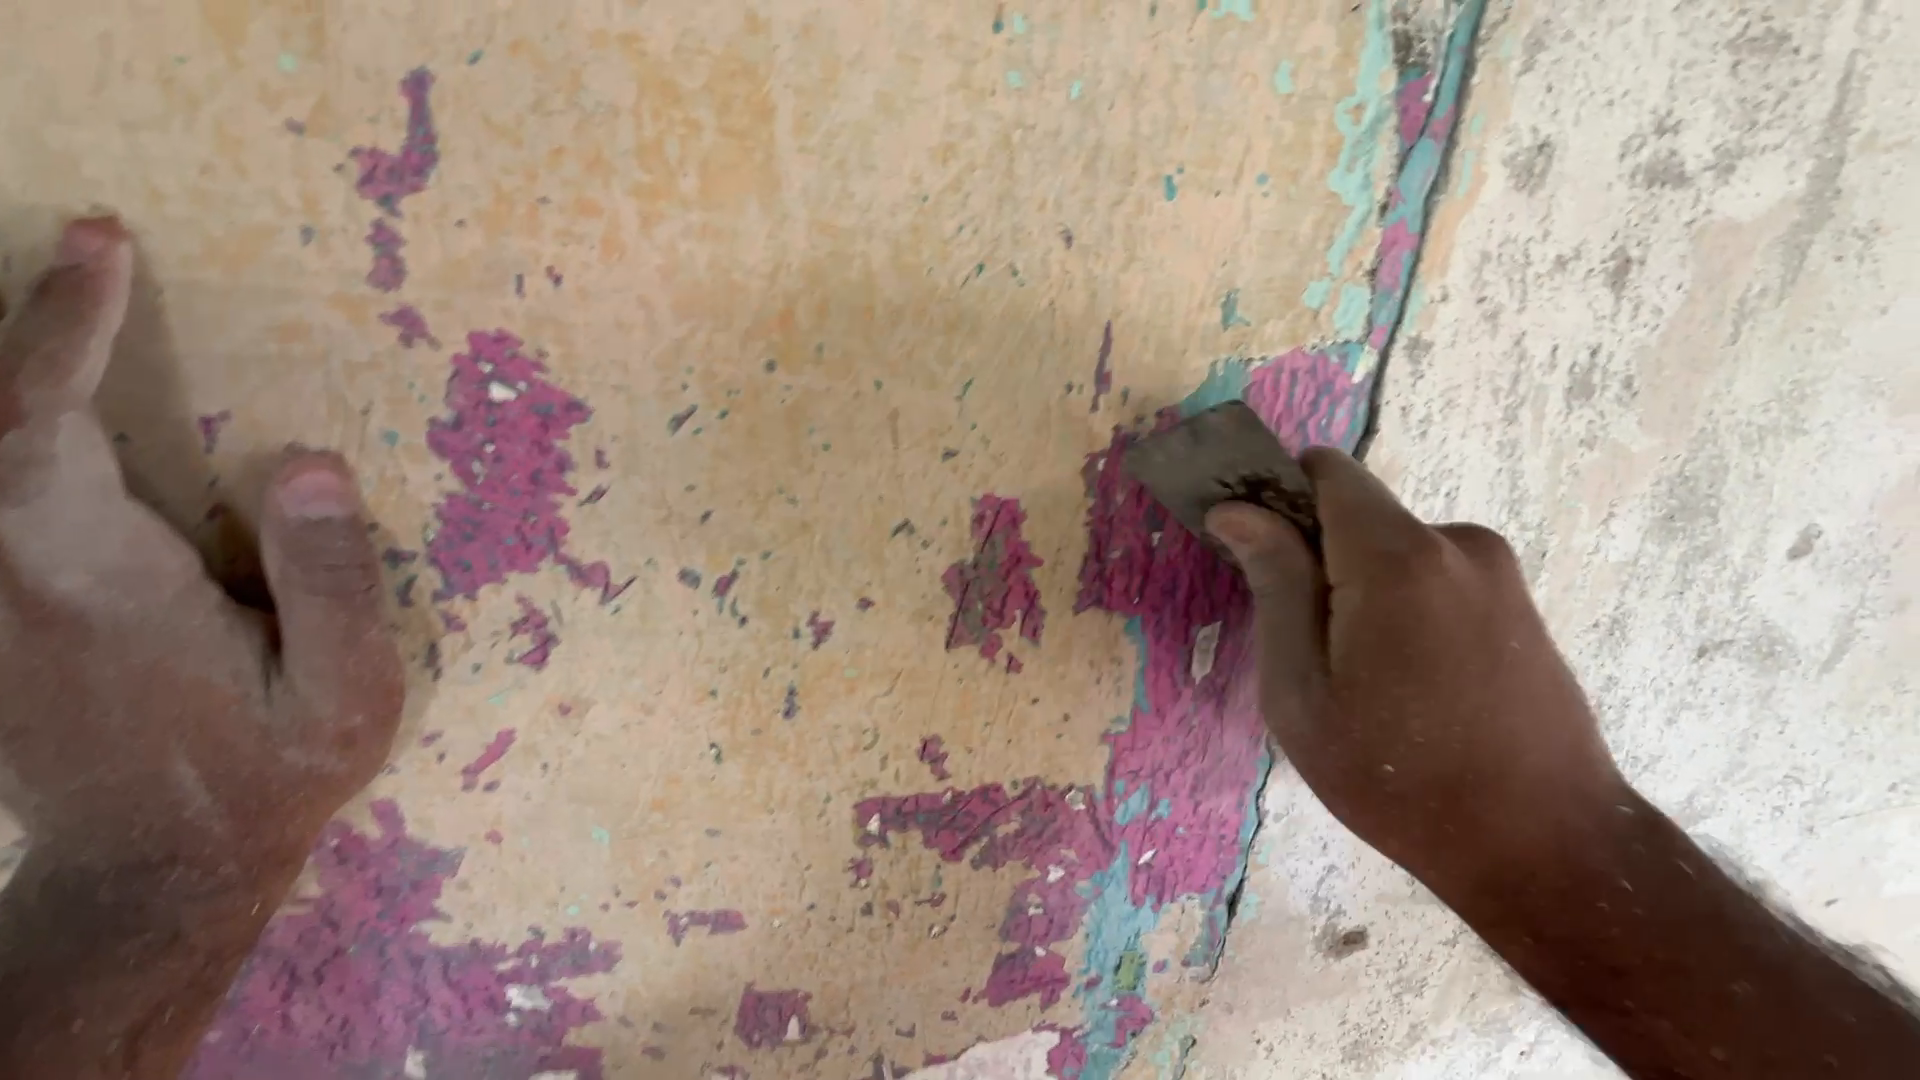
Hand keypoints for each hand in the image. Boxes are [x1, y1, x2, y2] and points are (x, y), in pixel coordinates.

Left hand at [0, 217, 403, 881]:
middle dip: (11, 323)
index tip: (99, 243)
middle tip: (78, 248)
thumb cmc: (273, 771)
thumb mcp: (346, 690)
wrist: (162, 866)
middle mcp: (1, 576)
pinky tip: (37, 411)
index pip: (32, 423)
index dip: (54, 323)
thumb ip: (332, 580)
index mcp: (95, 581)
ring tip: (57, 306)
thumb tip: (311, 462)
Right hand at [1205, 448, 1624, 896]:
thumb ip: (1275, 584)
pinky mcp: (1518, 604)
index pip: (1326, 472)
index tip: (1256, 553)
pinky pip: (1433, 578)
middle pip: (1358, 516)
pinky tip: (1409, 684)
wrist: (1545, 849)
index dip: (1280, 496)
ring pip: (1393, 552)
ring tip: (1361, 679)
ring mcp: (1498, 574)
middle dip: (1318, 560)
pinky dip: (1401, 608)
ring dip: (1360, 590)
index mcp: (1397, 557)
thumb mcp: (1301, 688)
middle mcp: (1457, 544)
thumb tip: (1238, 510)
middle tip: (1306, 648)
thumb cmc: (1396, 777)